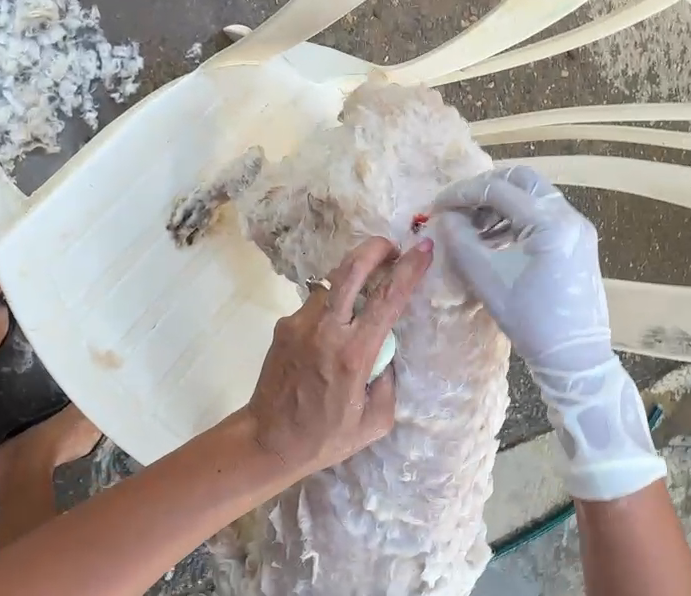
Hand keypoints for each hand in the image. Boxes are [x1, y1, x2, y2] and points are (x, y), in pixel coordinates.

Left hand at [241, 235, 432, 479]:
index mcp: (353, 354)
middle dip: (375, 248)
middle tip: (392, 249)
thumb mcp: (374, 422)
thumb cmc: (325, 437)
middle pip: (351, 268)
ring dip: (351, 282)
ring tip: (362, 300)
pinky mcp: (284, 325)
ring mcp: (300, 323)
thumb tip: (388, 351)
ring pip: (332, 284)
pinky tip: (332, 333)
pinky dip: (331, 308)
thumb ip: (389, 382)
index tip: (423, 248)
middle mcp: (326, 330)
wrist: (267, 441)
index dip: (409, 269)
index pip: (387, 299)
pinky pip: (315, 304)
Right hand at [429, 166, 665, 501]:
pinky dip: (516, 216)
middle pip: (520, 179)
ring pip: (532, 194)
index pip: (498, 189)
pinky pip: (542, 213)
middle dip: (484, 188)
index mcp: (550, 223)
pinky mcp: (577, 240)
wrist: (576, 360)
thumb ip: (462, 241)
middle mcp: (569, 216)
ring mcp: (577, 227)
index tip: (437, 206)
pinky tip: (494, 238)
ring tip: (473, 227)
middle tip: (458, 208)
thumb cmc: (531, 322)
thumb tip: (446, 217)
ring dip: (500, 202)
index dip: (462, 194)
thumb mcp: (488, 280)